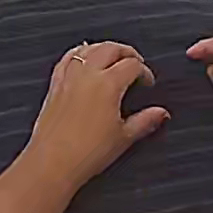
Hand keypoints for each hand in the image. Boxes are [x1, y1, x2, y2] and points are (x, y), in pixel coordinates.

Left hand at [0, 42, 168, 212]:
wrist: (52, 164)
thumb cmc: (85, 153)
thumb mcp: (124, 137)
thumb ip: (145, 121)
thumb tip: (160, 113)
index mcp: (108, 84)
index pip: (133, 65)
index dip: (144, 71)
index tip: (147, 81)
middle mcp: (87, 75)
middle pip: (111, 48)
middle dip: (127, 52)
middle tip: (135, 62)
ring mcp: (69, 78)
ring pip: (88, 49)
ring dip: (103, 48)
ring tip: (112, 56)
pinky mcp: (54, 86)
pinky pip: (66, 60)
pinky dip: (77, 54)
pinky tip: (81, 58)